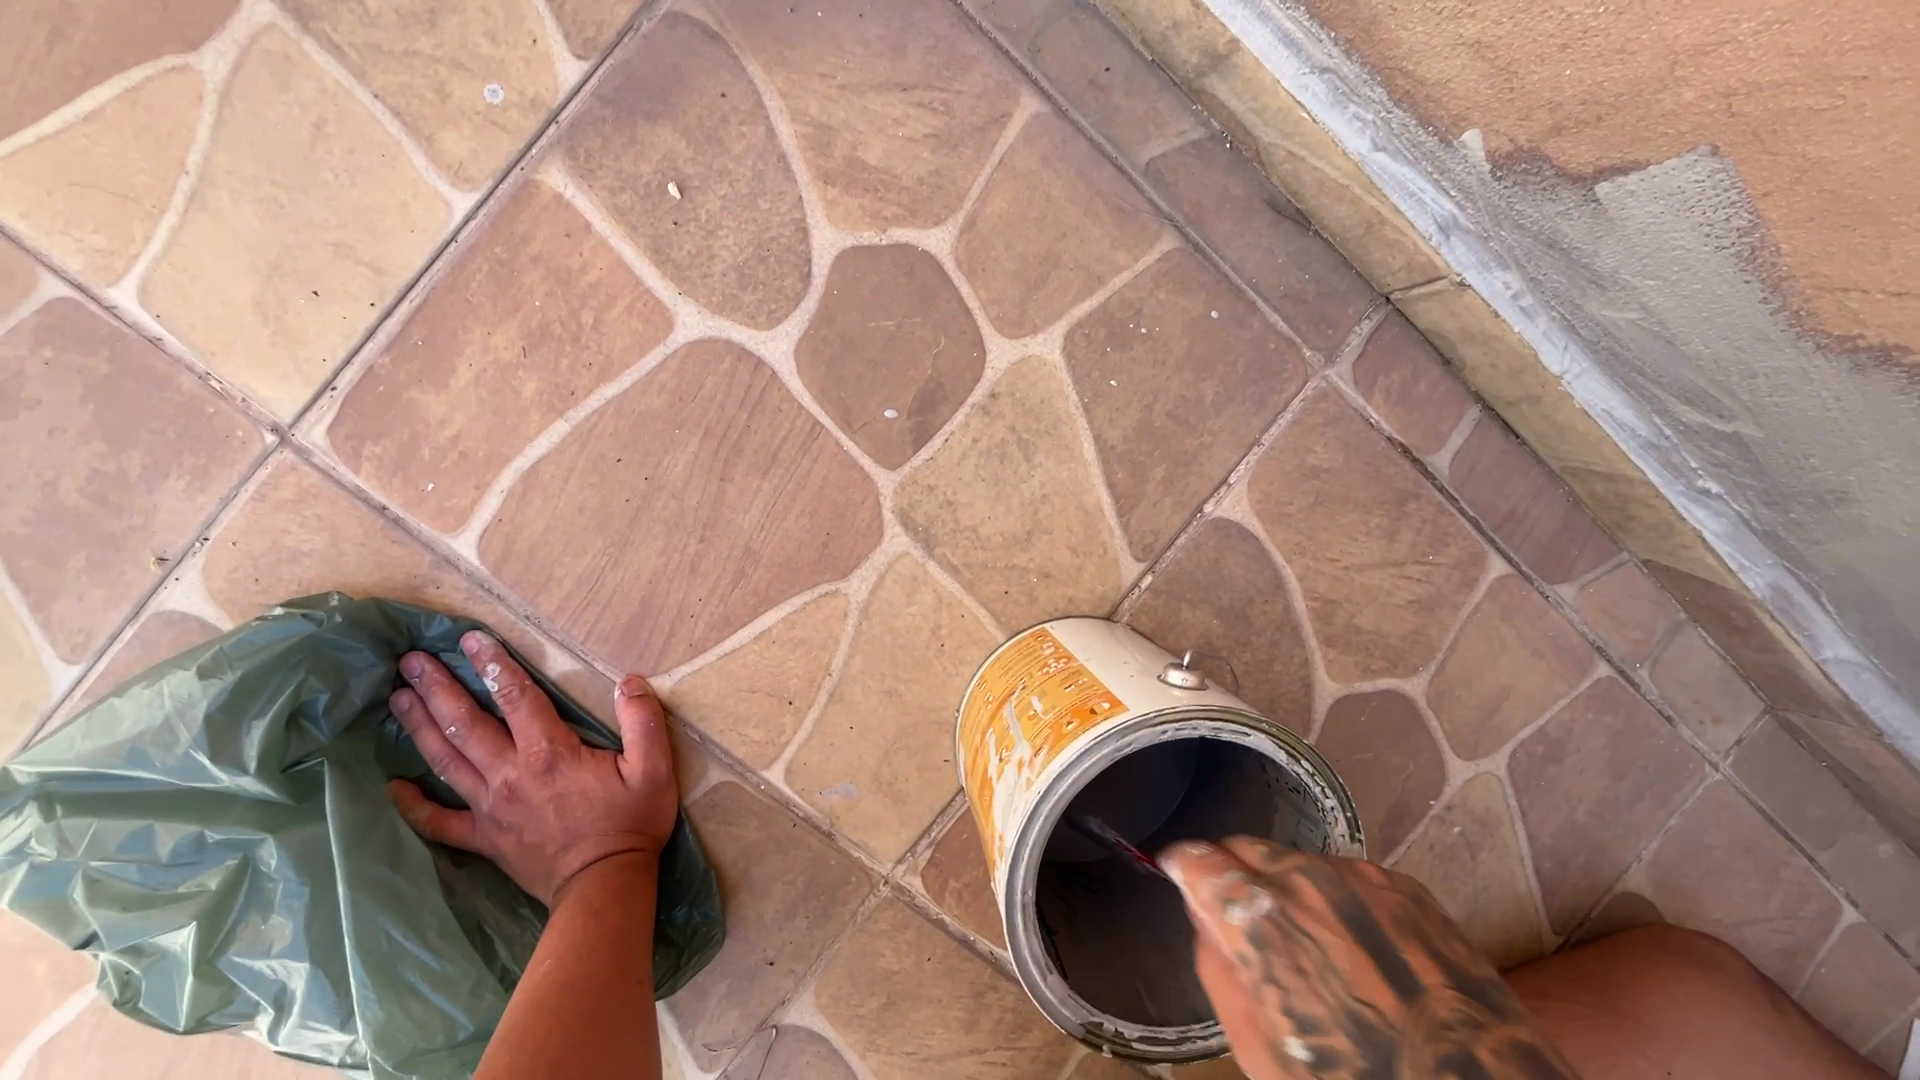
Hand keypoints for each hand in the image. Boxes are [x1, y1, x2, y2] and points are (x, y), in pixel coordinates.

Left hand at [385, 630, 677, 905]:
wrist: (604, 885)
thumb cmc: (631, 823)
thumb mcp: (654, 769)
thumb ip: (643, 721)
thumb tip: (629, 681)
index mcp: (550, 752)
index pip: (515, 697)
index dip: (493, 664)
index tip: (470, 638)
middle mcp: (510, 773)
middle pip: (465, 723)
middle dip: (437, 688)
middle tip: (412, 661)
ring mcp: (490, 807)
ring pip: (445, 760)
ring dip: (419, 726)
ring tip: (397, 697)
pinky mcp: (483, 838)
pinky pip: (438, 821)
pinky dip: (412, 805)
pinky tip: (391, 787)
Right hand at [1161, 838, 1574, 1079]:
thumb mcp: (1256, 1043)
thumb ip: (1217, 963)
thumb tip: (1204, 915)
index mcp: (1257, 918)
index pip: (1197, 858)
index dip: (1185, 868)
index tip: (1184, 877)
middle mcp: (1304, 880)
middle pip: (1246, 847)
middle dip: (1233, 872)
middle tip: (1243, 915)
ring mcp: (1361, 879)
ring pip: (1299, 859)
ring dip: (1288, 884)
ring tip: (1308, 939)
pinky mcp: (1408, 888)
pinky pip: (1351, 875)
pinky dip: (1338, 896)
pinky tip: (1355, 944)